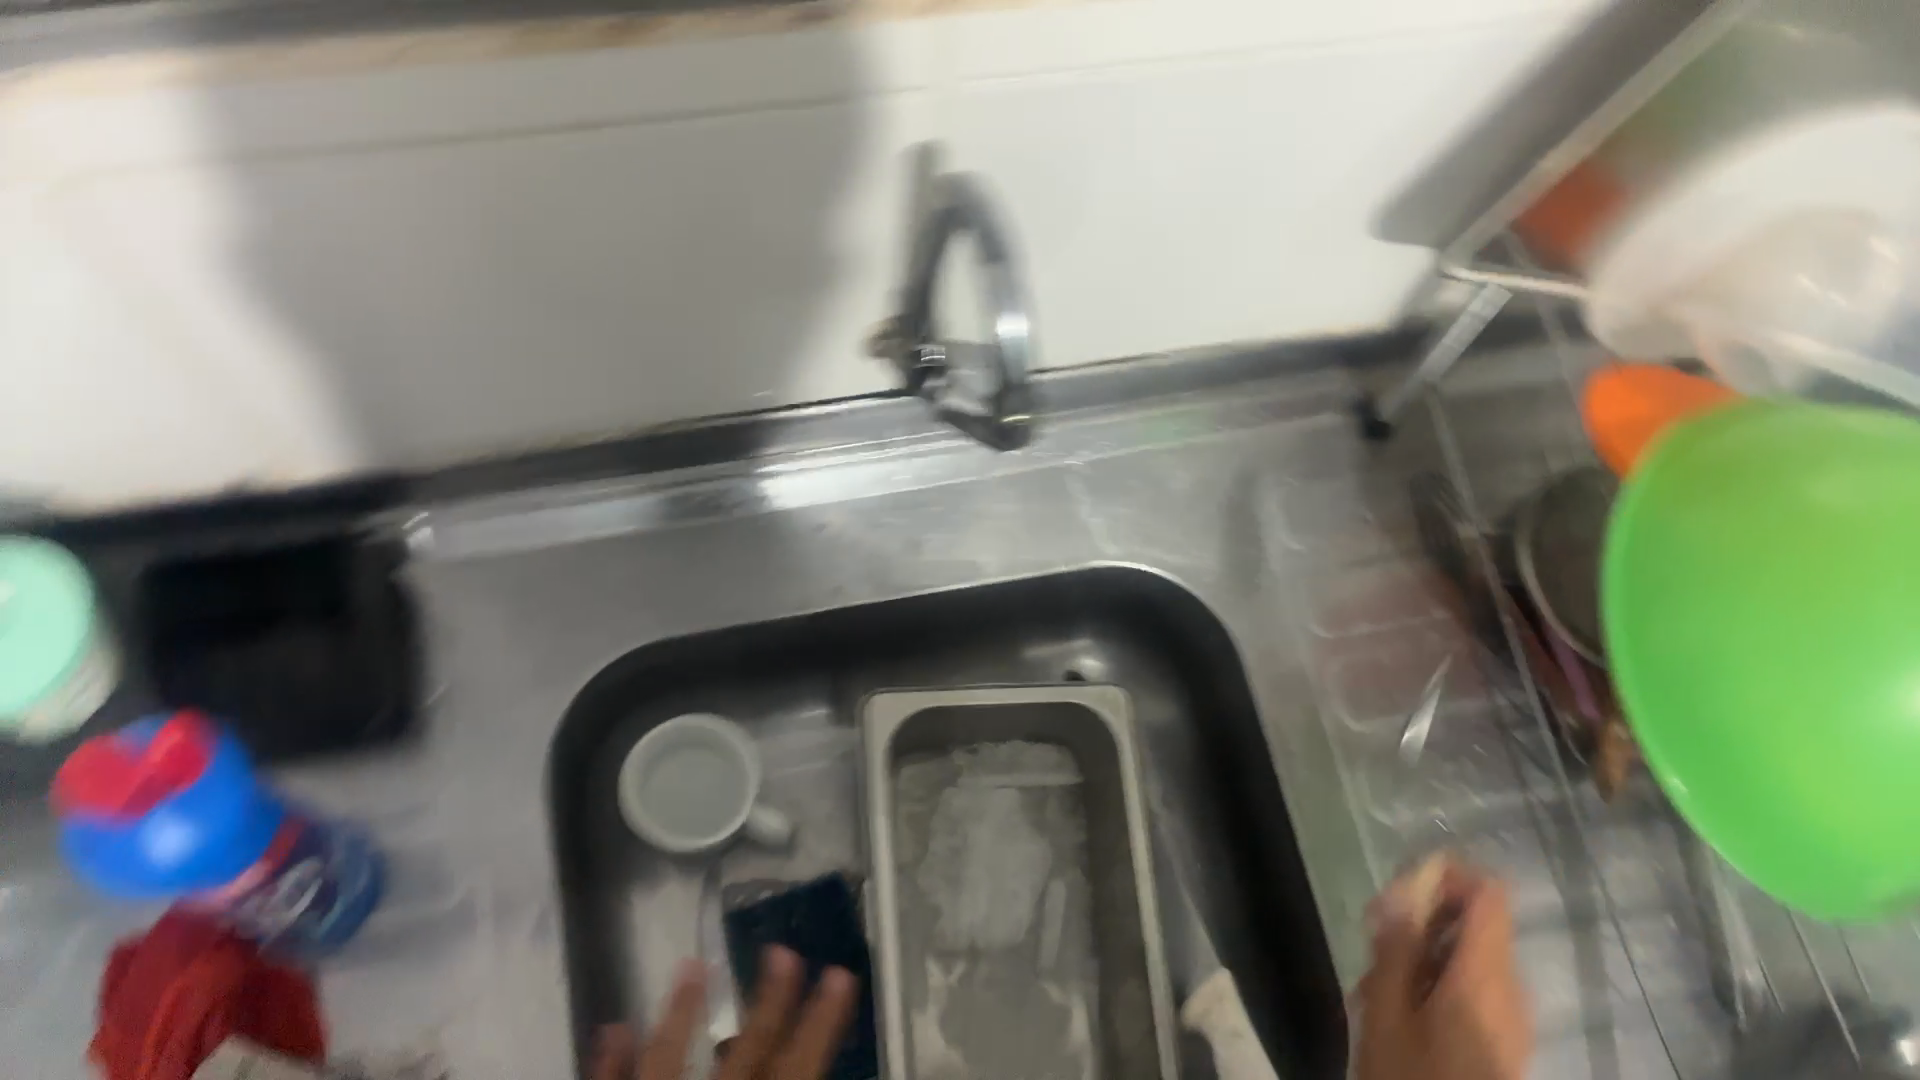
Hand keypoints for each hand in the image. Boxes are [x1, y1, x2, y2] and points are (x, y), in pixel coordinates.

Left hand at [592, 946, 857, 1079]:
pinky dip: (611, 1062)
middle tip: (783, 947)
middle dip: (768, 1001)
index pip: (798, 1065)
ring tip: (691, 961)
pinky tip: (613, 1026)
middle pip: (746, 1052)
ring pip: (670, 1061)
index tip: (842, 972)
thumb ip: (798, 1075)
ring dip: (680, 1013)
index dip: (822, 1019)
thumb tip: (823, 1060)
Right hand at [1355, 858, 1532, 1079]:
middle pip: (1474, 920)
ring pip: (1467, 952)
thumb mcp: (1387, 1011)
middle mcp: (1510, 987)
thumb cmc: (1415, 1075)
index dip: (1446, 875)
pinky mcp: (1505, 1034)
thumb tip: (1404, 888)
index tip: (1399, 887)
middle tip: (1373, 938)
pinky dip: (1434, 977)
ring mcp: (1512, 1013)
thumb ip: (1396, 945)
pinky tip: (1398, 1004)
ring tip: (1375, 980)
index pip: (1488, 892)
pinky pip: (1472, 982)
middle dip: (1420, 917)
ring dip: (1420, 950)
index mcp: (1485, 975)